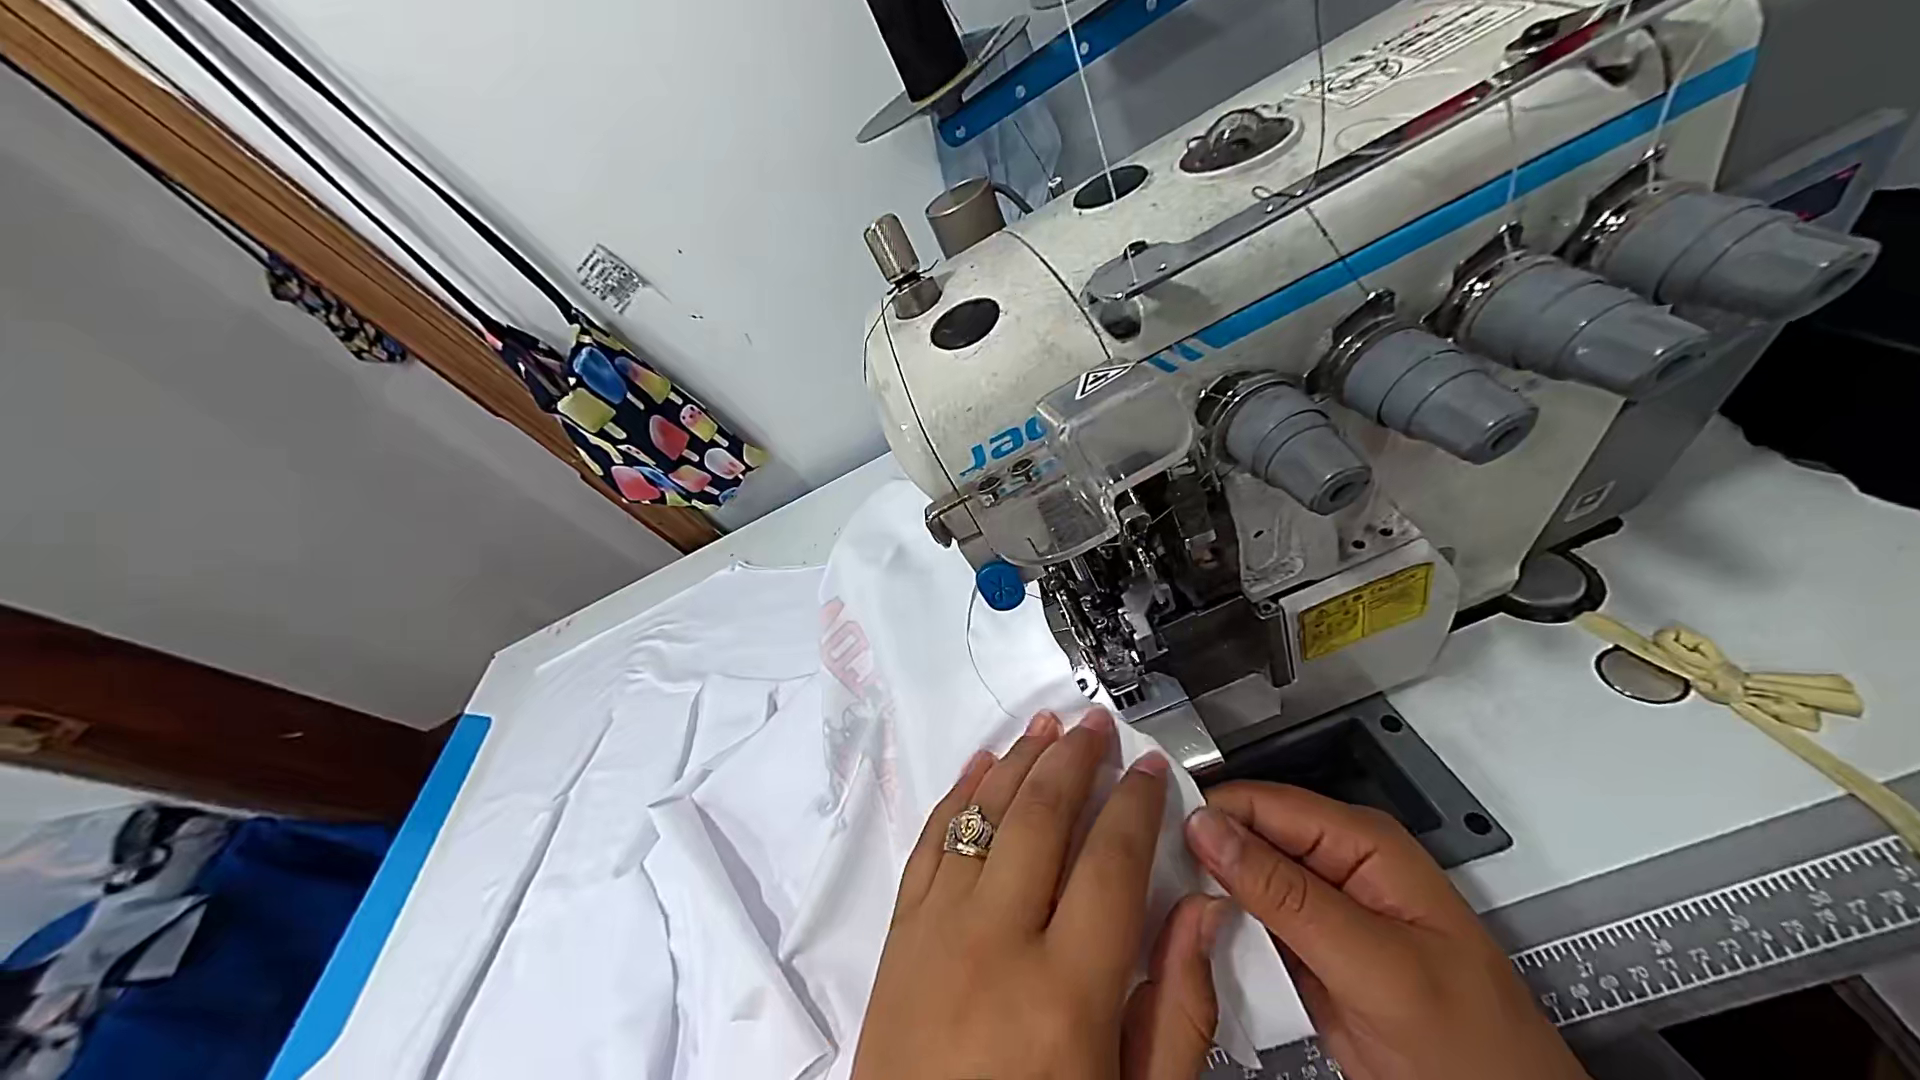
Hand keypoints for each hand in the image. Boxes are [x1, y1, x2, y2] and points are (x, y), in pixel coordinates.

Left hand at [851, 708, 1228, 1079]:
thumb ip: (1176, 1008)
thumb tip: (1202, 909)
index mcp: (1066, 992)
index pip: (1112, 862)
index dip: (1136, 804)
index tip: (1150, 769)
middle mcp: (995, 944)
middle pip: (1041, 817)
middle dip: (1073, 759)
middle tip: (1095, 724)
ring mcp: (936, 930)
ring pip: (982, 813)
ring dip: (1017, 760)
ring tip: (1046, 726)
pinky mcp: (898, 933)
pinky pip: (928, 843)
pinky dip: (956, 795)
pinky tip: (978, 766)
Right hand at [1186, 783, 1589, 1079]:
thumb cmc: (1476, 1051)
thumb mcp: (1376, 966)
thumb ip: (1287, 893)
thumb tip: (1210, 829)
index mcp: (1360, 842)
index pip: (1259, 802)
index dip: (1208, 818)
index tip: (1162, 842)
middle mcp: (1332, 862)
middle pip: (1242, 836)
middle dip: (1202, 858)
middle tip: (1163, 885)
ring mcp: (1315, 906)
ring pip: (1237, 879)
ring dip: (1207, 897)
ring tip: (1174, 916)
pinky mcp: (1302, 944)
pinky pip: (1246, 921)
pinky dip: (1221, 930)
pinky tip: (1201, 944)